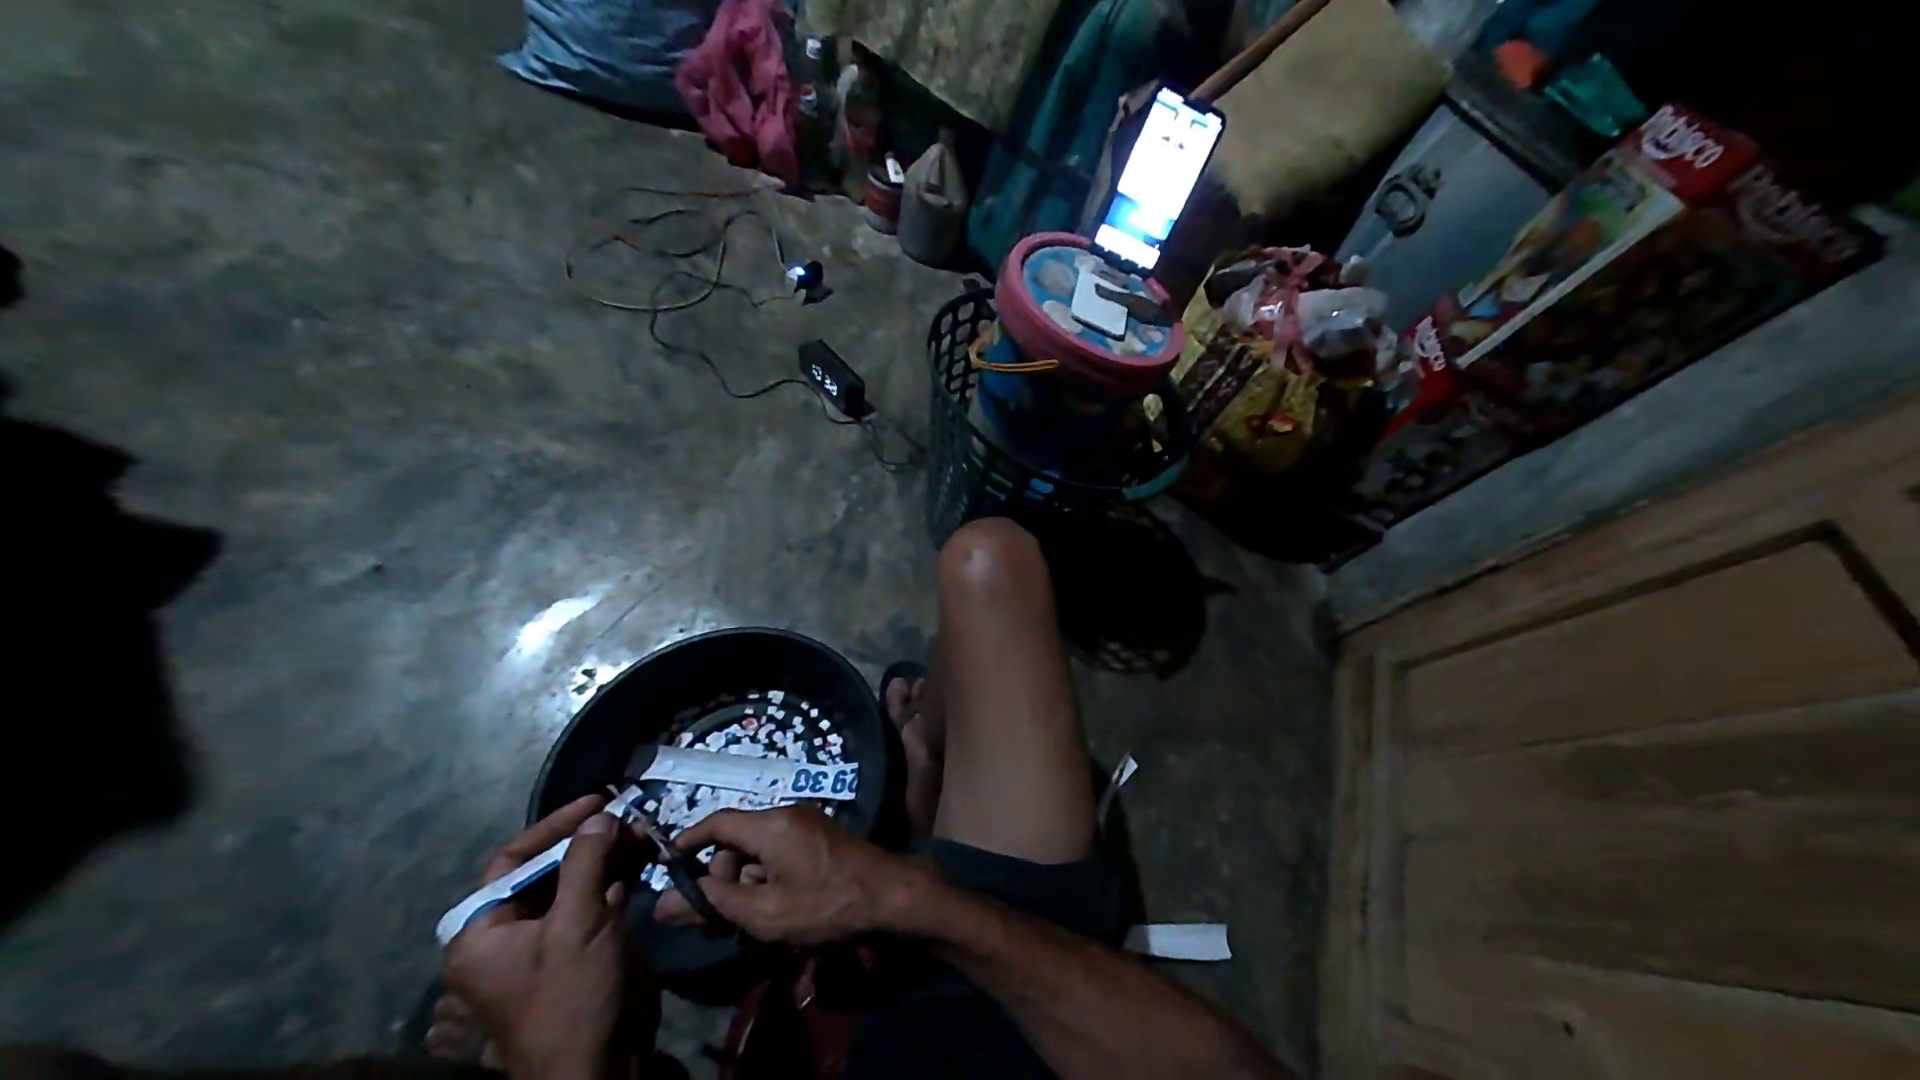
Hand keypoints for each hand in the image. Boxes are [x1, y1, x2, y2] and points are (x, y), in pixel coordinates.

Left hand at [442, 795, 653, 1079]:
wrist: (601, 1060)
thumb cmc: (571, 993)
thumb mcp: (575, 922)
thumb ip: (585, 860)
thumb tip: (600, 815)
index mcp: (483, 931)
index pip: (511, 859)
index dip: (553, 826)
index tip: (596, 801)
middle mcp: (510, 932)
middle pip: (547, 867)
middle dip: (590, 839)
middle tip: (628, 816)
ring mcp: (549, 938)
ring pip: (577, 878)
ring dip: (610, 852)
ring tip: (643, 831)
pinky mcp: (582, 944)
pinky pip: (596, 896)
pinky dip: (619, 873)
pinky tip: (645, 856)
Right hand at [653, 805, 927, 944]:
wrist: (890, 895)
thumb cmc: (826, 904)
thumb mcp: (764, 913)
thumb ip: (715, 903)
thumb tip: (665, 900)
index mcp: (770, 824)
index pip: (716, 822)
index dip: (688, 843)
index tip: (668, 867)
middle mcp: (786, 813)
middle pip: (737, 842)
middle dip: (725, 880)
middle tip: (723, 920)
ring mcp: (806, 822)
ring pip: (758, 852)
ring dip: (749, 886)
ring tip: (758, 924)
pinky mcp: (820, 836)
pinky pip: (780, 853)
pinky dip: (771, 879)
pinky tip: (780, 912)